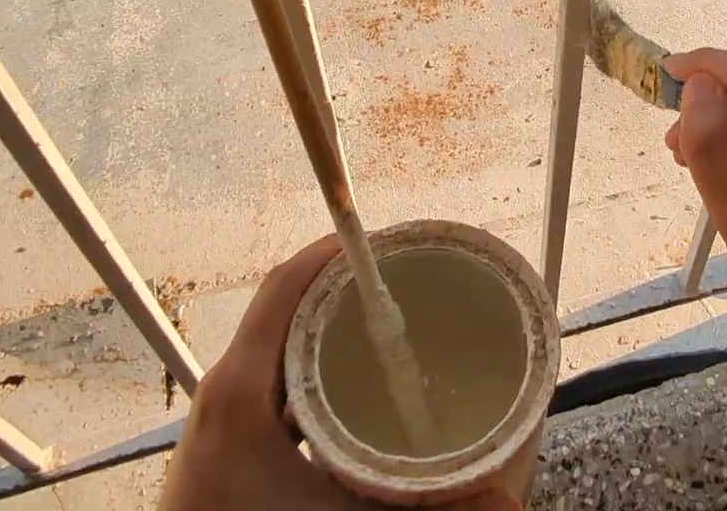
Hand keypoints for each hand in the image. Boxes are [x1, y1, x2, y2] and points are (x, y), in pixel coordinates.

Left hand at [160, 236, 518, 510]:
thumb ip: (433, 510)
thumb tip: (507, 500)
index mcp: (240, 392)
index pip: (284, 287)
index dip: (331, 252)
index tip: (384, 243)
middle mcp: (224, 390)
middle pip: (284, 306)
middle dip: (342, 286)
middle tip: (401, 281)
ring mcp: (219, 416)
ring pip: (277, 342)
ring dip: (325, 324)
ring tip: (384, 324)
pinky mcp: (223, 441)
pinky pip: (272, 377)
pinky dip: (310, 364)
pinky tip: (349, 389)